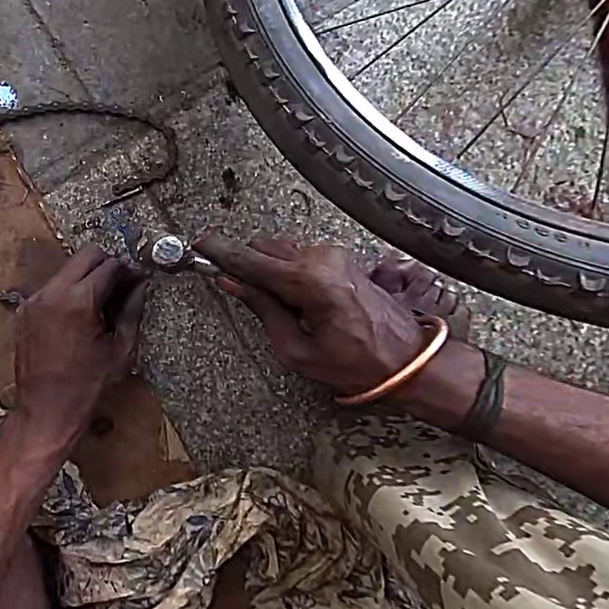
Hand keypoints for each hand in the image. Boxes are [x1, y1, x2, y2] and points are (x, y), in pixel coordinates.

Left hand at [13, 246, 149, 445]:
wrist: (47, 411)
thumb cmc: (89, 386)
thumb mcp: (121, 349)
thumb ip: (132, 310)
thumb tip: (141, 284)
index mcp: (79, 301)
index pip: (110, 266)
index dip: (129, 270)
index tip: (138, 278)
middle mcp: (53, 293)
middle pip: (86, 256)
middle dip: (107, 265)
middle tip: (122, 285)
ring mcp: (34, 301)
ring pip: (67, 269)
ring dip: (87, 277)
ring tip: (102, 304)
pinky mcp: (24, 311)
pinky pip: (52, 288)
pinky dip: (69, 291)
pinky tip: (80, 316)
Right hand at [194, 234, 468, 398]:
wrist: (408, 360)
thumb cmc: (357, 364)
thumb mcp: (296, 349)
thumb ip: (261, 309)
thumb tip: (233, 283)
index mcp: (309, 282)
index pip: (251, 260)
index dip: (220, 252)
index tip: (199, 245)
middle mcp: (322, 259)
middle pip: (263, 248)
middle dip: (243, 263)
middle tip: (228, 283)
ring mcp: (334, 255)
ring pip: (280, 249)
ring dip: (265, 267)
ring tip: (267, 301)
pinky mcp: (341, 258)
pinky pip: (299, 254)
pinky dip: (284, 268)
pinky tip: (288, 296)